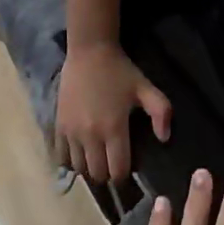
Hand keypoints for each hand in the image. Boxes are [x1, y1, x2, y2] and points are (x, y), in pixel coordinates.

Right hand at [55, 41, 171, 182]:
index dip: (125, 174)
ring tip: (96, 156)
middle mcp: (91, 135)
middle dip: (107, 173)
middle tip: (112, 161)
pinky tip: (78, 151)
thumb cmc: (119, 70)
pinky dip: (70, 160)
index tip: (128, 165)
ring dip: (89, 167)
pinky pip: (61, 156)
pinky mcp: (59, 125)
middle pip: (98, 174)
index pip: (118, 171)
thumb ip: (161, 111)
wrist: (90, 50)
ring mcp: (72, 132)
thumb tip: (164, 139)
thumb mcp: (144, 87)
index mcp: (114, 128)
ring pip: (79, 168)